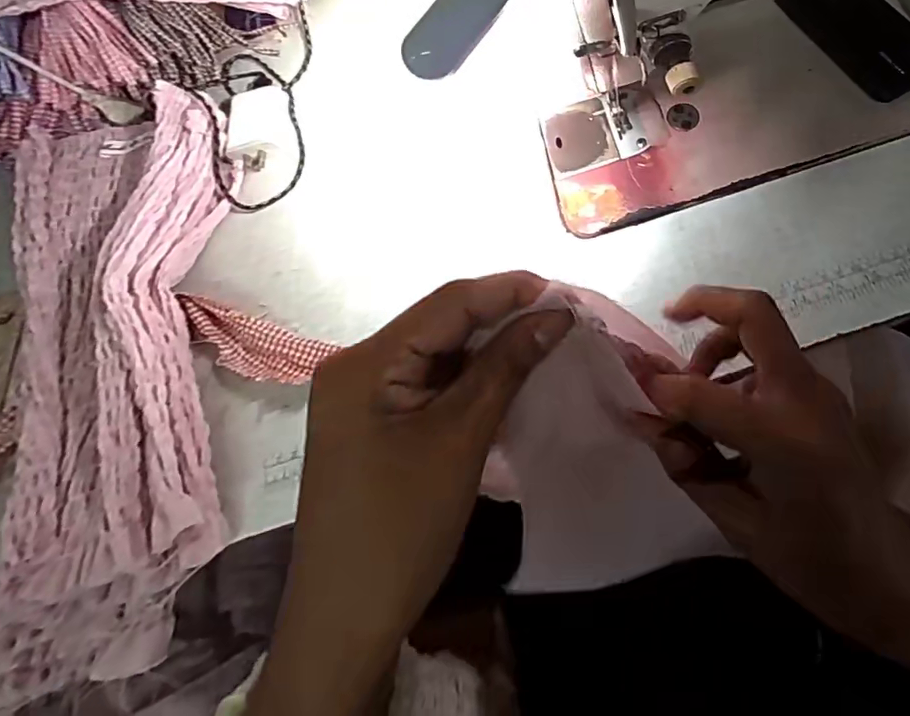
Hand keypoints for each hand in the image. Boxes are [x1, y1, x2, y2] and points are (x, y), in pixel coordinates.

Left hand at [252, 272, 572, 715]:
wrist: (348, 619)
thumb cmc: (403, 525)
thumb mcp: (462, 436)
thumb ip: (508, 364)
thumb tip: (556, 314)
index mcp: (365, 363)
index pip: (447, 304)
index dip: (507, 290)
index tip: (561, 291)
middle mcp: (357, 366)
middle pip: (441, 322)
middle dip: (501, 315)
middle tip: (560, 314)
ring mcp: (364, 394)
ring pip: (440, 349)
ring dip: (490, 344)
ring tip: (544, 336)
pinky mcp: (377, 418)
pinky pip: (432, 378)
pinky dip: (473, 373)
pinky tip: (508, 371)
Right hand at [623, 285, 909, 651]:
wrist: (881, 564)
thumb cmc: (809, 559)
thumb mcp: (736, 522)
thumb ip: (687, 463)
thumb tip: (644, 416)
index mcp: (783, 437)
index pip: (706, 394)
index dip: (663, 391)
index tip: (639, 393)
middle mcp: (805, 395)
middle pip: (755, 313)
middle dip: (705, 304)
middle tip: (670, 325)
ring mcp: (817, 387)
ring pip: (762, 329)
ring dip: (718, 344)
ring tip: (693, 397)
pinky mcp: (819, 390)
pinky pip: (769, 359)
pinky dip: (735, 368)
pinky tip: (723, 415)